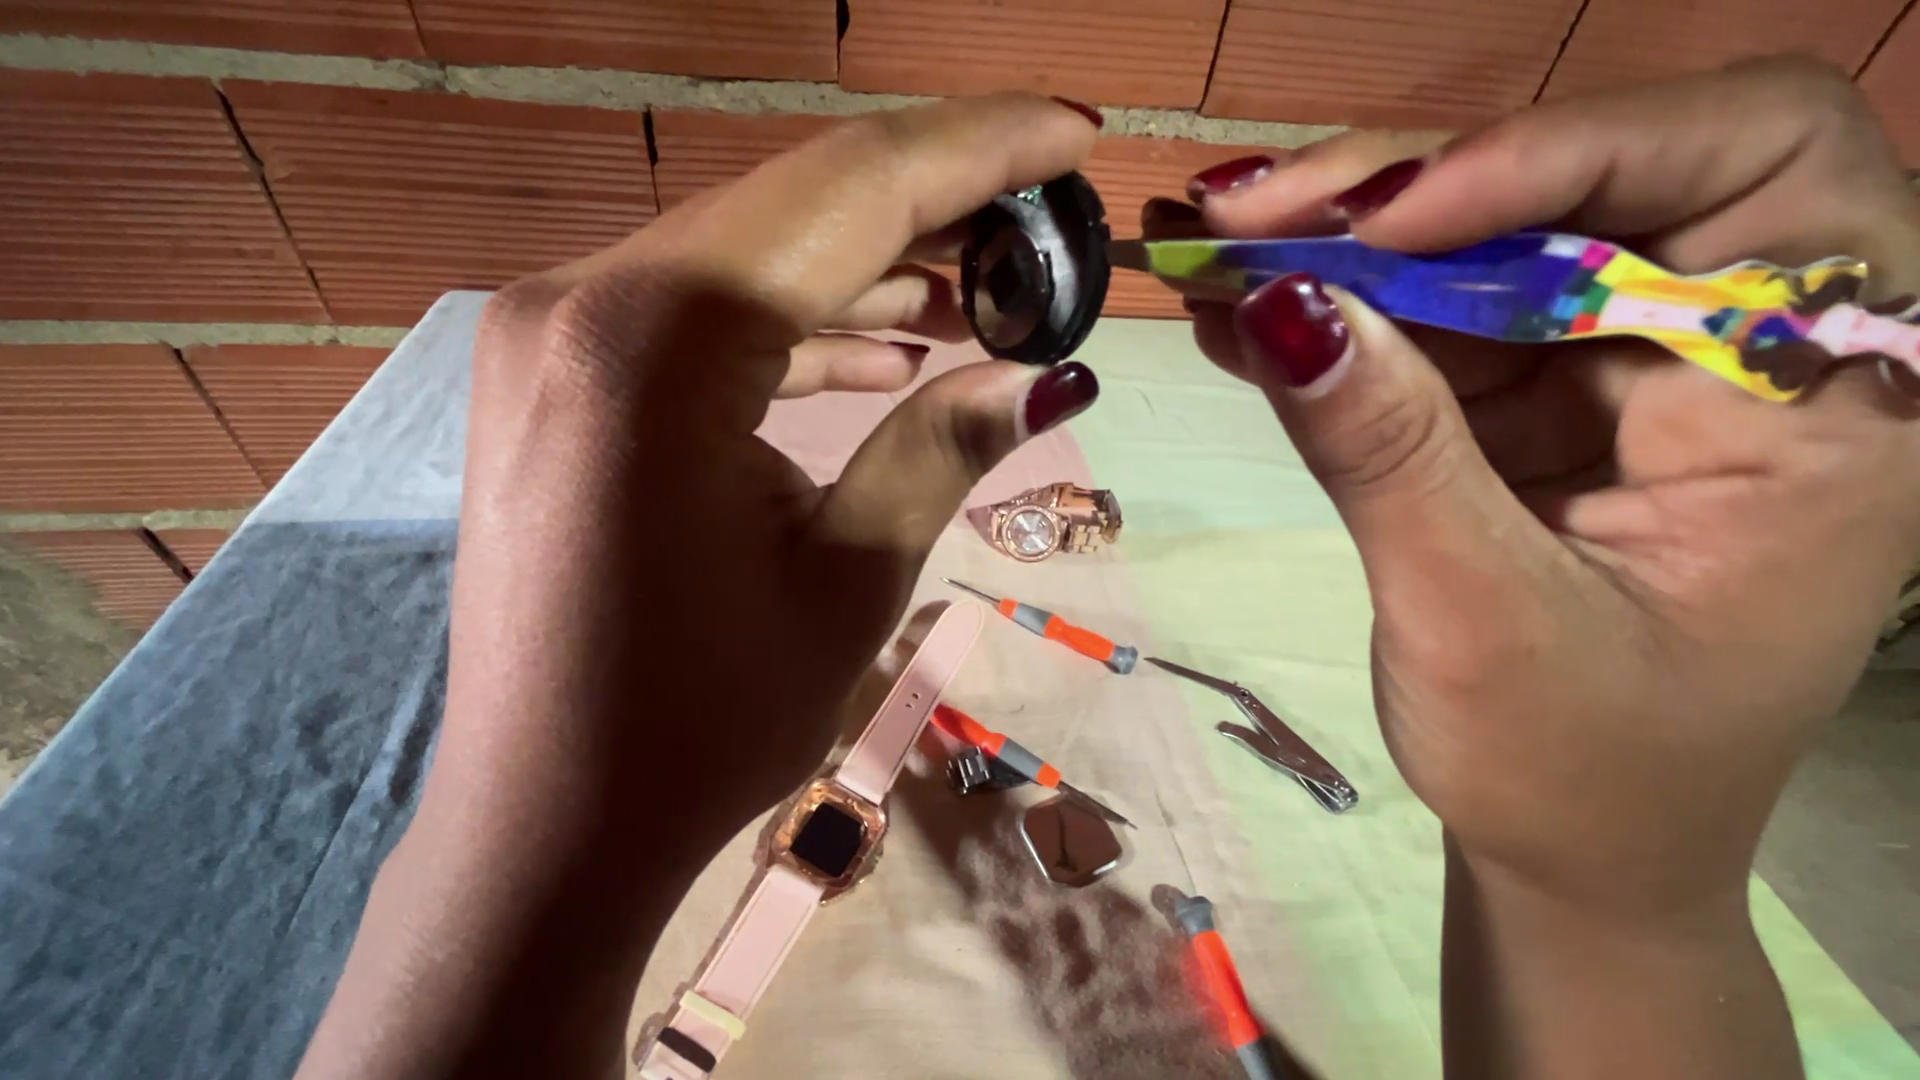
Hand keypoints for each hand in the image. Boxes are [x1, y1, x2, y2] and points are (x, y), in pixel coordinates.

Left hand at [298, 96, 1103, 1078]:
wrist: (551, 818)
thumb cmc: (703, 722)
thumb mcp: (851, 579)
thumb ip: (945, 443)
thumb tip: (1056, 370)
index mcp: (658, 343)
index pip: (850, 191)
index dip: (980, 152)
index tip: (1074, 132)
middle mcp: (581, 302)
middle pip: (796, 204)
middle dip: (937, 201)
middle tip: (1046, 220)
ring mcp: (553, 335)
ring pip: (750, 253)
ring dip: (872, 261)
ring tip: (989, 282)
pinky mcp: (559, 378)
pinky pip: (702, 313)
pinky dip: (801, 319)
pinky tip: (890, 340)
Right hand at [1174, 57, 1919, 918]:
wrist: (1567, 847)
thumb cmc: (1573, 766)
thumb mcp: (1478, 616)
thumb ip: (1386, 453)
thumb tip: (1277, 309)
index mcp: (1817, 394)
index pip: (1742, 164)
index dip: (1561, 151)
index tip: (1384, 224)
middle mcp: (1719, 350)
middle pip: (1568, 192)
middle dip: (1392, 195)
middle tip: (1240, 212)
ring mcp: (1603, 376)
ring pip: (1464, 255)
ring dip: (1327, 250)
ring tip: (1203, 248)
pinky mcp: (1513, 410)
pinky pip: (1412, 333)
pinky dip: (1317, 320)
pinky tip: (1229, 317)